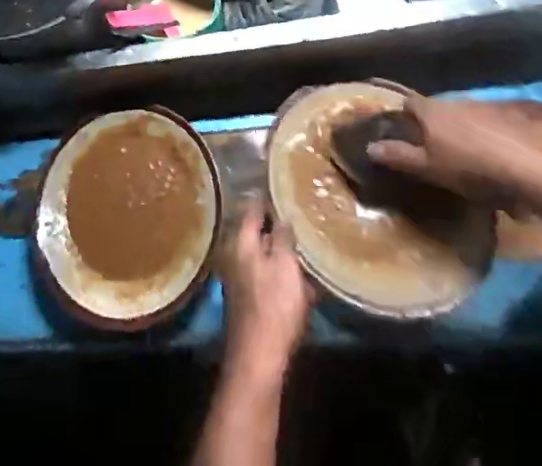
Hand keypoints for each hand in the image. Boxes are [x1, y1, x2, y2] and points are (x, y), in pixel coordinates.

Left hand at [220, 204, 310, 376]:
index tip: (282, 186)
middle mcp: (234, 255)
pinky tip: (304, 286)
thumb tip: (281, 215)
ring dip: (284, 256)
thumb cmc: (274, 304)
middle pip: (258, 233)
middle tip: (300, 219)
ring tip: (307, 251)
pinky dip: (283, 277)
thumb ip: (282, 236)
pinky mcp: (248, 299)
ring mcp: (239, 278)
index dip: (267, 198)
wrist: (259, 356)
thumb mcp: (285, 264)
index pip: (252, 208)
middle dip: (278, 229)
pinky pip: (268, 278)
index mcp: (240, 242)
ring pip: (265, 257)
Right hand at [364, 94, 541, 206]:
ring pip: (474, 116)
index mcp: (432, 110)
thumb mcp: (430, 168)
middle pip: (443, 110)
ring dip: (473, 133)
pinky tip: (511, 159)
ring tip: (481, 162)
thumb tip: (370, 147)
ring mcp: (493, 105)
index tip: (405, 132)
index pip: (409, 104)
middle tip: (444, 153)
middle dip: (442, 127)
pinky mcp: (525, 114)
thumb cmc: (474, 167)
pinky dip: (502, 137)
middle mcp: (459, 101)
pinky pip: (504, 123)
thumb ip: (399, 156)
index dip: (405, 116)